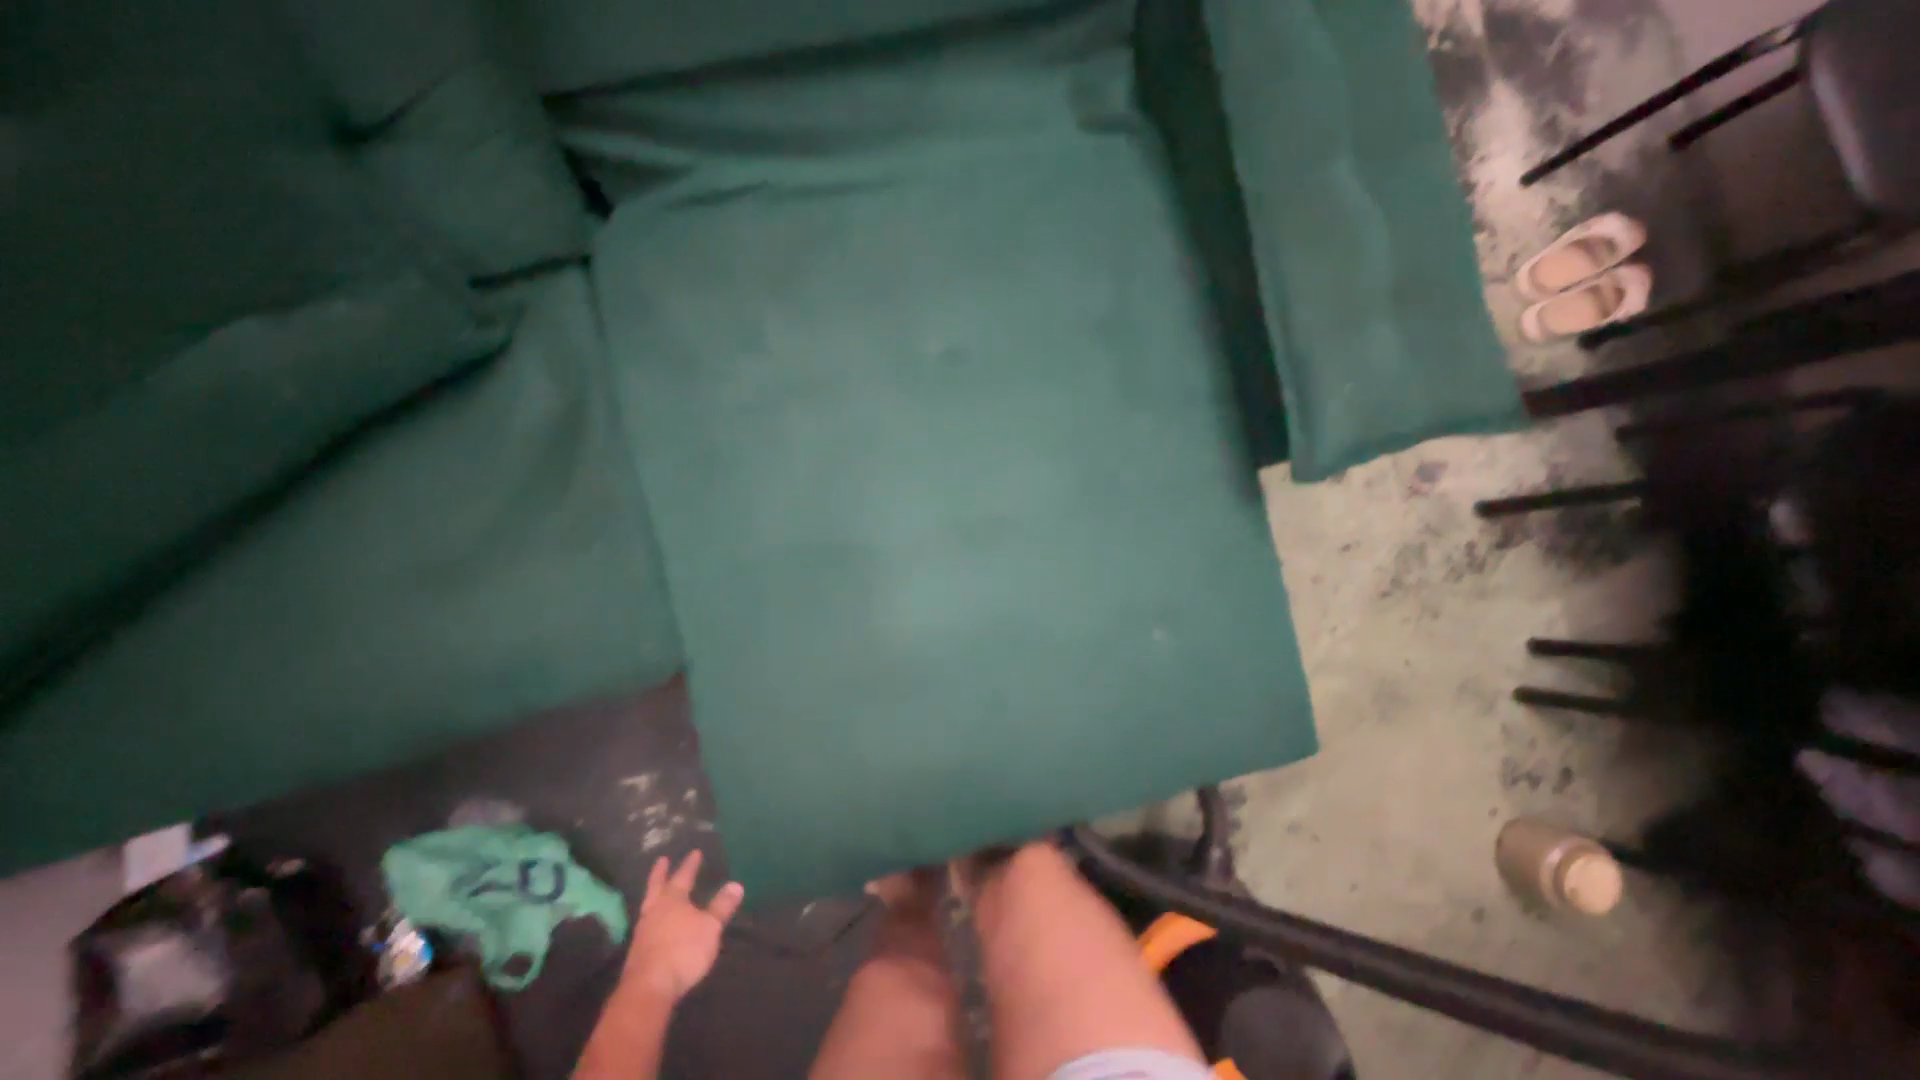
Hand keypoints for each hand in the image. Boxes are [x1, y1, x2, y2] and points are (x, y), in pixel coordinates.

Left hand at [622, 850, 742, 1001]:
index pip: (683, 877)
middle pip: (657, 886)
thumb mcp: (710, 927)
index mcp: (673, 900)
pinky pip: (646, 924)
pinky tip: (654, 923)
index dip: (690, 864)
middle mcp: (655, 910)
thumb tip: (736, 884)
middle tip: (661, 859)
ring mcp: (643, 930)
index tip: (695, 852)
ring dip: (653, 894)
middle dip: (661, 872)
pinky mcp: (638, 950)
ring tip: (656, 891)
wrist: (649, 986)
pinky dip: (651, 917)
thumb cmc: (683, 950)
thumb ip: (721, 907)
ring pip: (648, 905)